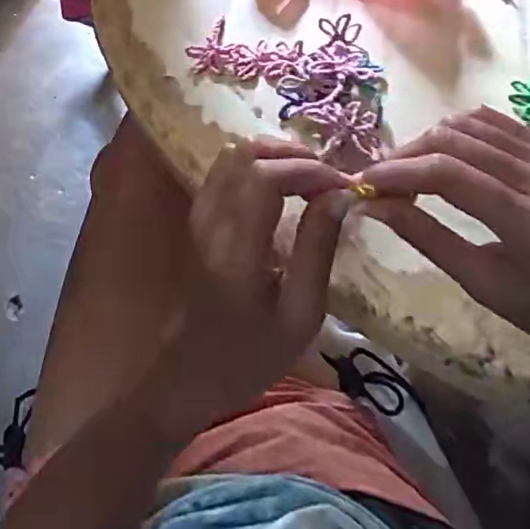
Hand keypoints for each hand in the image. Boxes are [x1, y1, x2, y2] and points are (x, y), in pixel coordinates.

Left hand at [146, 138, 349, 437]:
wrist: (187, 374)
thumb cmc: (251, 355)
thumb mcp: (300, 315)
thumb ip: (318, 249)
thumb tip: (339, 195)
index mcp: (236, 250)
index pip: (264, 179)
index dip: (306, 169)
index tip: (342, 183)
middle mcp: (211, 222)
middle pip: (245, 155)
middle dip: (293, 155)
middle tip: (328, 176)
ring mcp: (198, 215)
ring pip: (232, 155)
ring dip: (274, 155)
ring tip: (310, 177)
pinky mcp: (196, 216)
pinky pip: (225, 170)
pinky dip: (257, 164)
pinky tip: (282, 184)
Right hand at [356, 108, 529, 377]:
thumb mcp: (491, 289)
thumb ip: (429, 239)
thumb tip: (375, 206)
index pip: (449, 175)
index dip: (397, 172)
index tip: (362, 184)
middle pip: (455, 140)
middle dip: (406, 154)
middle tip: (379, 180)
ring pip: (471, 123)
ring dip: (428, 140)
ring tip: (408, 169)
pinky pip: (496, 123)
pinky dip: (458, 131)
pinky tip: (443, 153)